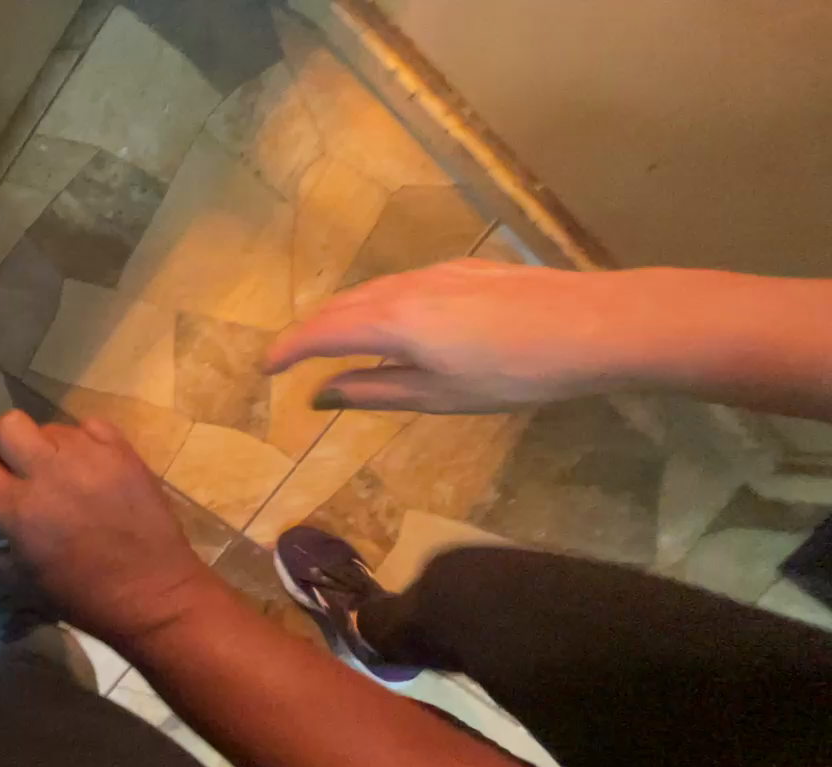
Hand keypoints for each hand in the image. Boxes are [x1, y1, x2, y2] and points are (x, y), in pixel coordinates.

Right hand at [0, 412, 216, 648]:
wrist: (152, 593)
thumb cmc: (82, 595)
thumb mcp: (21, 580)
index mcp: (18, 508)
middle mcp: (48, 472)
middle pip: (8, 424)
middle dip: (3, 443)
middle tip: (16, 467)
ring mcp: (88, 456)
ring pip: (50, 427)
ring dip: (46, 447)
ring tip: (61, 473)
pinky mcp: (122, 452)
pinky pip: (89, 427)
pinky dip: (83, 442)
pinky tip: (89, 467)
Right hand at [266, 259, 692, 412]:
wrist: (604, 324)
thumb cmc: (513, 372)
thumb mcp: (435, 395)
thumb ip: (370, 391)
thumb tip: (321, 393)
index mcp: (390, 322)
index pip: (318, 334)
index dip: (286, 351)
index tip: (264, 369)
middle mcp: (403, 289)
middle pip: (337, 307)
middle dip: (305, 331)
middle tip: (288, 357)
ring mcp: (435, 273)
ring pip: (366, 292)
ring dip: (337, 316)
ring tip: (327, 342)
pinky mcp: (463, 270)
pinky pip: (395, 285)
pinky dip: (370, 305)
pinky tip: (384, 323)